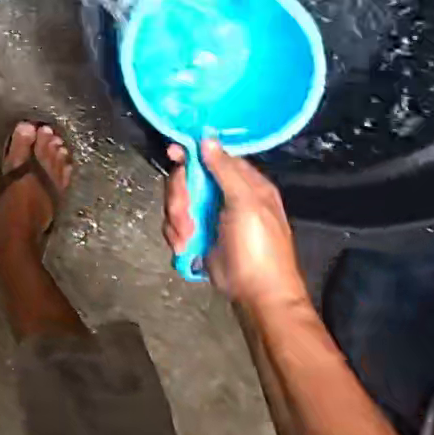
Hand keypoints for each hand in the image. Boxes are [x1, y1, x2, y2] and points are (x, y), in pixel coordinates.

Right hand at [165, 139, 309, 316]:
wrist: (257, 297)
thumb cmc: (259, 249)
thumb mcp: (247, 205)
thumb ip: (225, 170)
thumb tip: (207, 137)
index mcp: (245, 184)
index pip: (212, 156)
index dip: (192, 154)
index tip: (174, 155)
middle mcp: (225, 194)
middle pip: (187, 177)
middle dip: (180, 197)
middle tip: (184, 215)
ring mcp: (209, 214)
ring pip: (176, 199)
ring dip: (177, 219)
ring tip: (187, 239)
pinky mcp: (196, 233)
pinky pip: (174, 221)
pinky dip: (175, 233)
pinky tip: (185, 247)